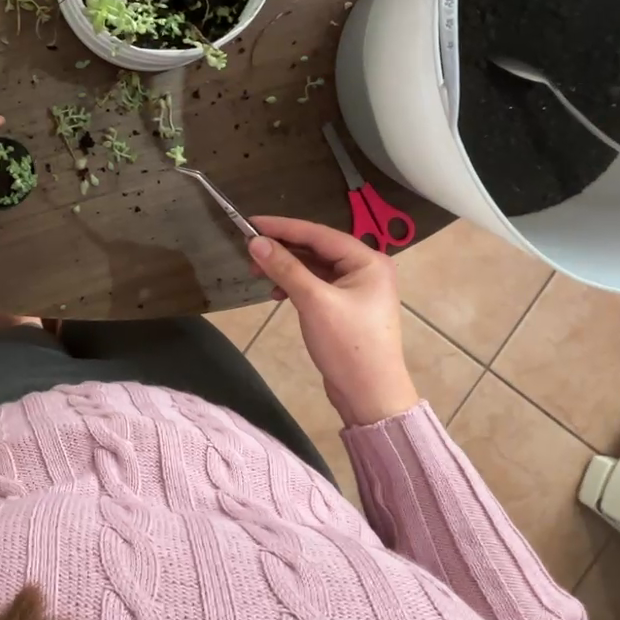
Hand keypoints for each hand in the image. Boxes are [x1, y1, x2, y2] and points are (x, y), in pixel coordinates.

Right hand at [247, 215, 419, 426]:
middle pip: (317, 248)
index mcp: (368, 261)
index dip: (283, 227)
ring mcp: (357, 289)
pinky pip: (316, 285)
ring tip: (257, 272)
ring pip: (314, 267)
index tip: (250, 222)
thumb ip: (285, 268)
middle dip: (282, 248)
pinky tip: (277, 293)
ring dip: (286, 267)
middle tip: (248, 249)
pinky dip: (295, 284)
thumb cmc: (348, 345)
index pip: (318, 234)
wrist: (371, 396)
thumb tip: (255, 242)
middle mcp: (366, 269)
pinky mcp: (346, 307)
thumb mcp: (314, 302)